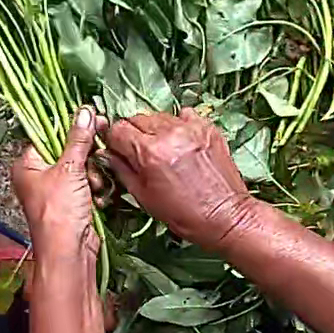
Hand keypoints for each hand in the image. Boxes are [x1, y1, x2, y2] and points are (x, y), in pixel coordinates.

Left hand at [13, 107, 100, 259]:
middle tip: (96, 159)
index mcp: (27, 165)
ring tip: (94, 186)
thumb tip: (85, 111)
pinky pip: (87, 186)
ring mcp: (56, 191)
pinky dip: (95, 189)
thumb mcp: (70, 169)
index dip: (72, 130)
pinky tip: (97, 196)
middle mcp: (38, 177)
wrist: (69, 251)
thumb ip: (79, 139)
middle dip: (87, 158)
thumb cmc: (58, 213)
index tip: (93, 123)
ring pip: (82, 169)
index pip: (49, 135)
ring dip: (94, 175)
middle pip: (68, 152)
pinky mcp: (72, 204)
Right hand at [104, 109, 259, 250]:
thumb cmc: (185, 215)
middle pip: (137, 118)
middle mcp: (170, 134)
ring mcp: (191, 129)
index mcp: (150, 153)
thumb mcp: (144, 197)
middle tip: (140, 153)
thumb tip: (107, 154)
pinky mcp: (208, 128)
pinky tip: (181, 143)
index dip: (114, 140)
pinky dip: (178, 125)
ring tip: (163, 150)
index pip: (118, 129)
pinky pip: (184, 115)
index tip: (118, 149)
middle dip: (133, 134)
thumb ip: (122, 170)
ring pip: (159, 115)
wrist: (225, 217)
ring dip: (155, 129)